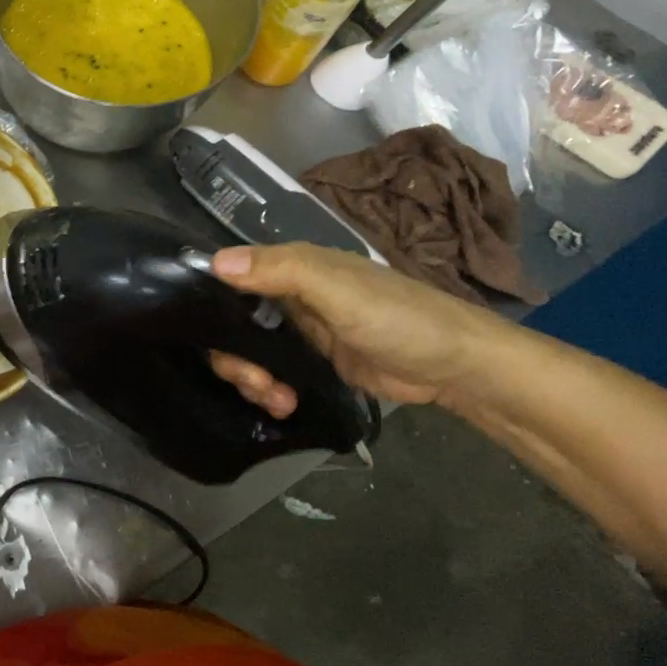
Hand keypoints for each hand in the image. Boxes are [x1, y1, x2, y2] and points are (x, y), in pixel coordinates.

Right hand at [207, 243, 506, 416]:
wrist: (460, 368)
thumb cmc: (399, 318)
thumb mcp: (338, 289)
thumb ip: (281, 270)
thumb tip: (215, 261)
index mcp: (289, 267)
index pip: (226, 276)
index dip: (206, 304)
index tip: (206, 337)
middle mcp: (286, 294)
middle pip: (228, 323)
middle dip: (233, 357)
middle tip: (255, 381)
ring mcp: (298, 330)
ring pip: (246, 351)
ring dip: (250, 378)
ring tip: (275, 399)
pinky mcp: (311, 361)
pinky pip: (270, 372)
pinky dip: (269, 391)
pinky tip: (285, 405)